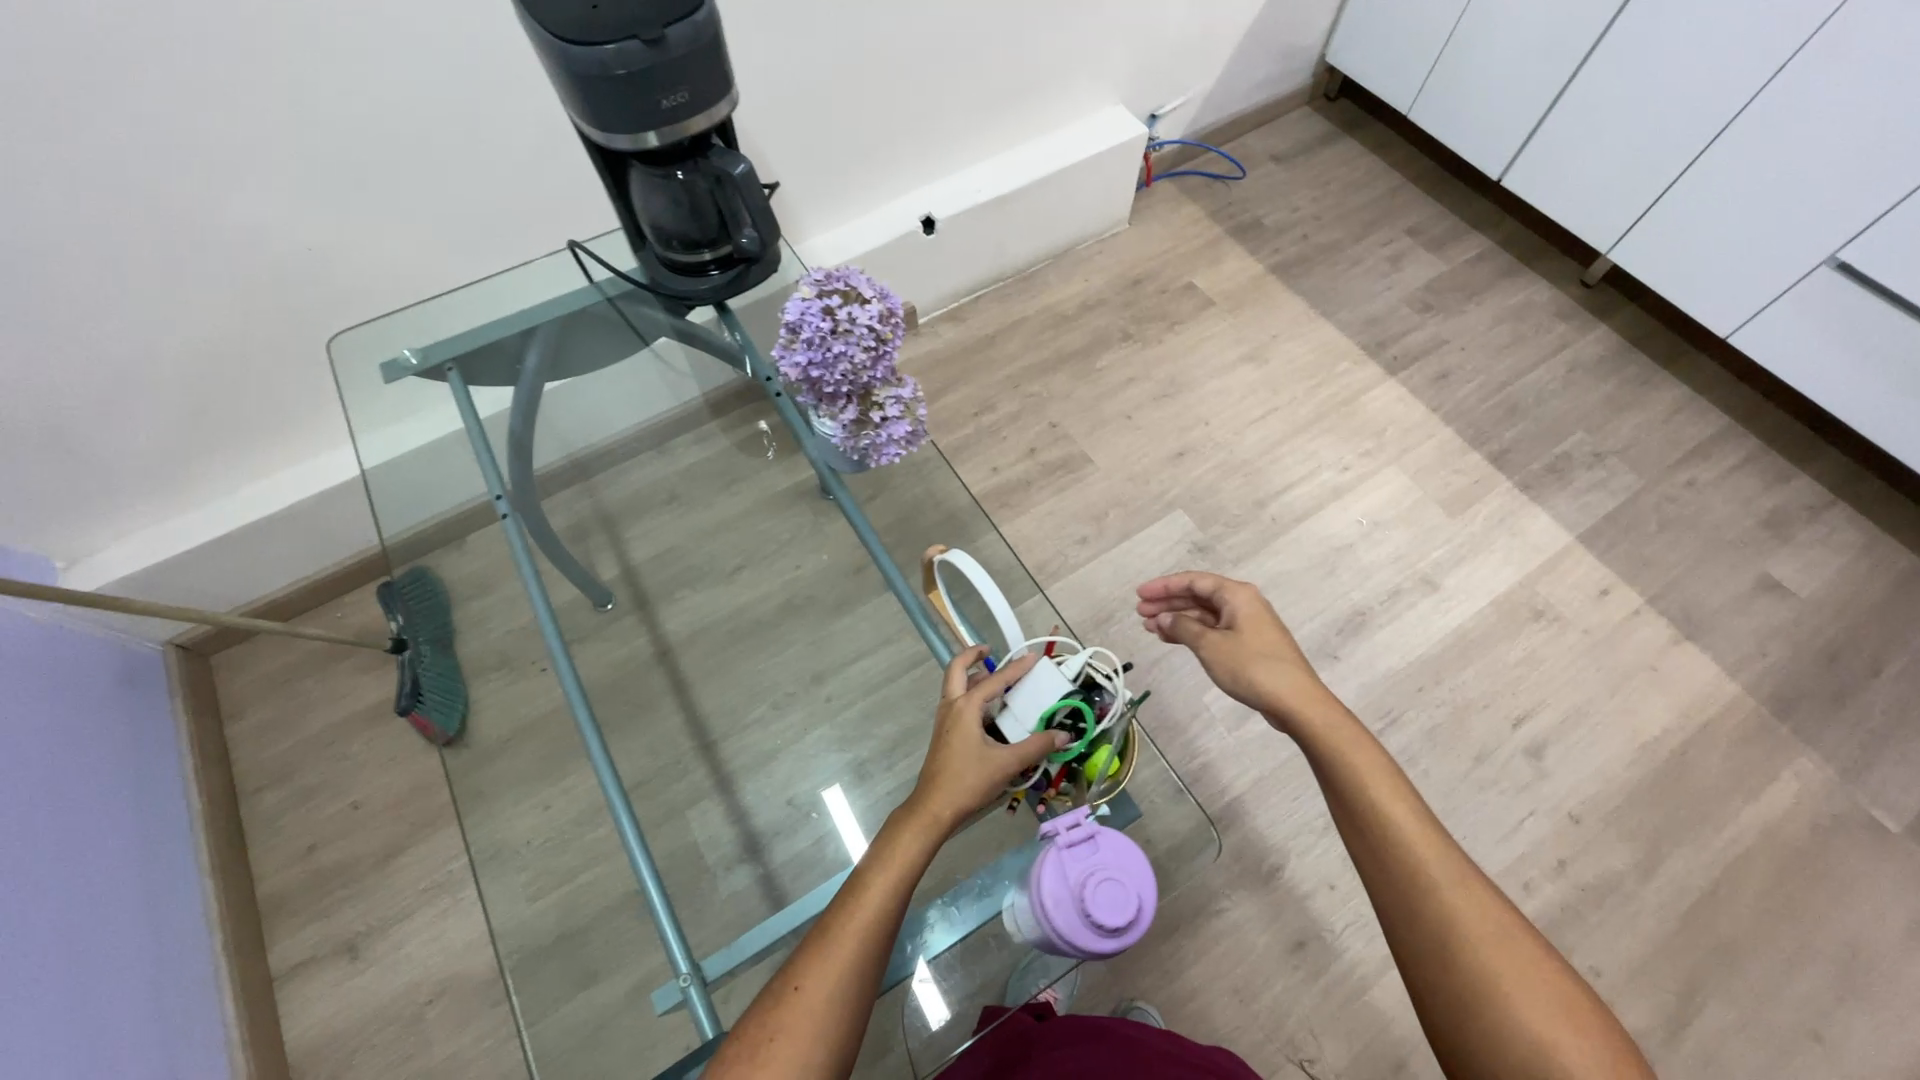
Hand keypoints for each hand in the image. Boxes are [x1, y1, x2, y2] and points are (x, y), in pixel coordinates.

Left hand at [904, 646, 1069, 835]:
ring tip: (993, 676)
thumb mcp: (1007, 763)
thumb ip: (1036, 746)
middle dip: (972, 656)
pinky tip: (988, 709)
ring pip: (954, 686)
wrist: (934, 807)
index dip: (1016, 668)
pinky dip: (970, 695)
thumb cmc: (968, 781)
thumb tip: (1064, 735)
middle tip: (990, 650)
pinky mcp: (944, 734)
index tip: (1032, 657)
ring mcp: (944, 720)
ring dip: (971, 676)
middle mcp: (951, 707)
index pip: (995, 680)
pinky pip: (956, 702)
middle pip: (956, 669)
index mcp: (965, 707)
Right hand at [1137, 571, 1341, 734]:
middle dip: (1168, 603)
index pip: (1193, 581)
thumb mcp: (1210, 646)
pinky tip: (1173, 639)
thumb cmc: (1251, 667)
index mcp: (1236, 594)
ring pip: (1205, 614)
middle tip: (1140, 612)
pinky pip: (1214, 629)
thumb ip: (1183, 628)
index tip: (1139, 594)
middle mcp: (1242, 603)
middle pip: (1198, 596)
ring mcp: (1247, 623)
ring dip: (1178, 619)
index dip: (1164, 586)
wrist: (1295, 700)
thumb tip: (1164, 617)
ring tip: (1150, 628)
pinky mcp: (1248, 643)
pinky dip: (1192, 632)